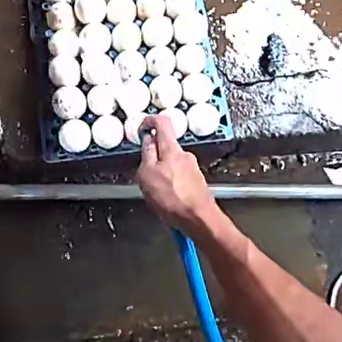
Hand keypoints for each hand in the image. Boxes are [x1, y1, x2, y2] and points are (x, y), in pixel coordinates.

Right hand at [137, 114, 217, 233]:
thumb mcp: (147, 175)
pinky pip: (177, 178)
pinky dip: (169, 186)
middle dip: (152, 157)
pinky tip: (167, 200)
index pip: (162, 122)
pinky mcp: (194, 182)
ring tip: (156, 193)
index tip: (142, 129)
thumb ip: (146, 154)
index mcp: (171, 149)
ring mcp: (191, 169)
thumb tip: (146, 141)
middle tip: (144, 174)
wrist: (199, 219)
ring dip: (160, 175)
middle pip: (165, 146)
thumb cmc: (174, 199)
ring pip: (170, 164)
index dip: (149, 122)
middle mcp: (184, 155)